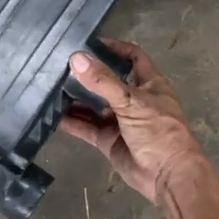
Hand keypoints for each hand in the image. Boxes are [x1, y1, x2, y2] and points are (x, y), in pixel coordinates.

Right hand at [61, 39, 207, 204]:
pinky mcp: (108, 140)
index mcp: (148, 84)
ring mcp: (120, 120)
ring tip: (51, 87)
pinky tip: (53, 115)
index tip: (89, 42)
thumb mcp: (131, 102)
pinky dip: (72, 122)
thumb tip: (76, 58)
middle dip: (87, 74)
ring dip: (76, 98)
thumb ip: (103, 81)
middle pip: (107, 81)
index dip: (115, 48)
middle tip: (60, 65)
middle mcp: (133, 100)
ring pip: (93, 105)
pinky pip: (86, 127)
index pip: (132, 57)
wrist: (167, 176)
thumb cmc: (158, 132)